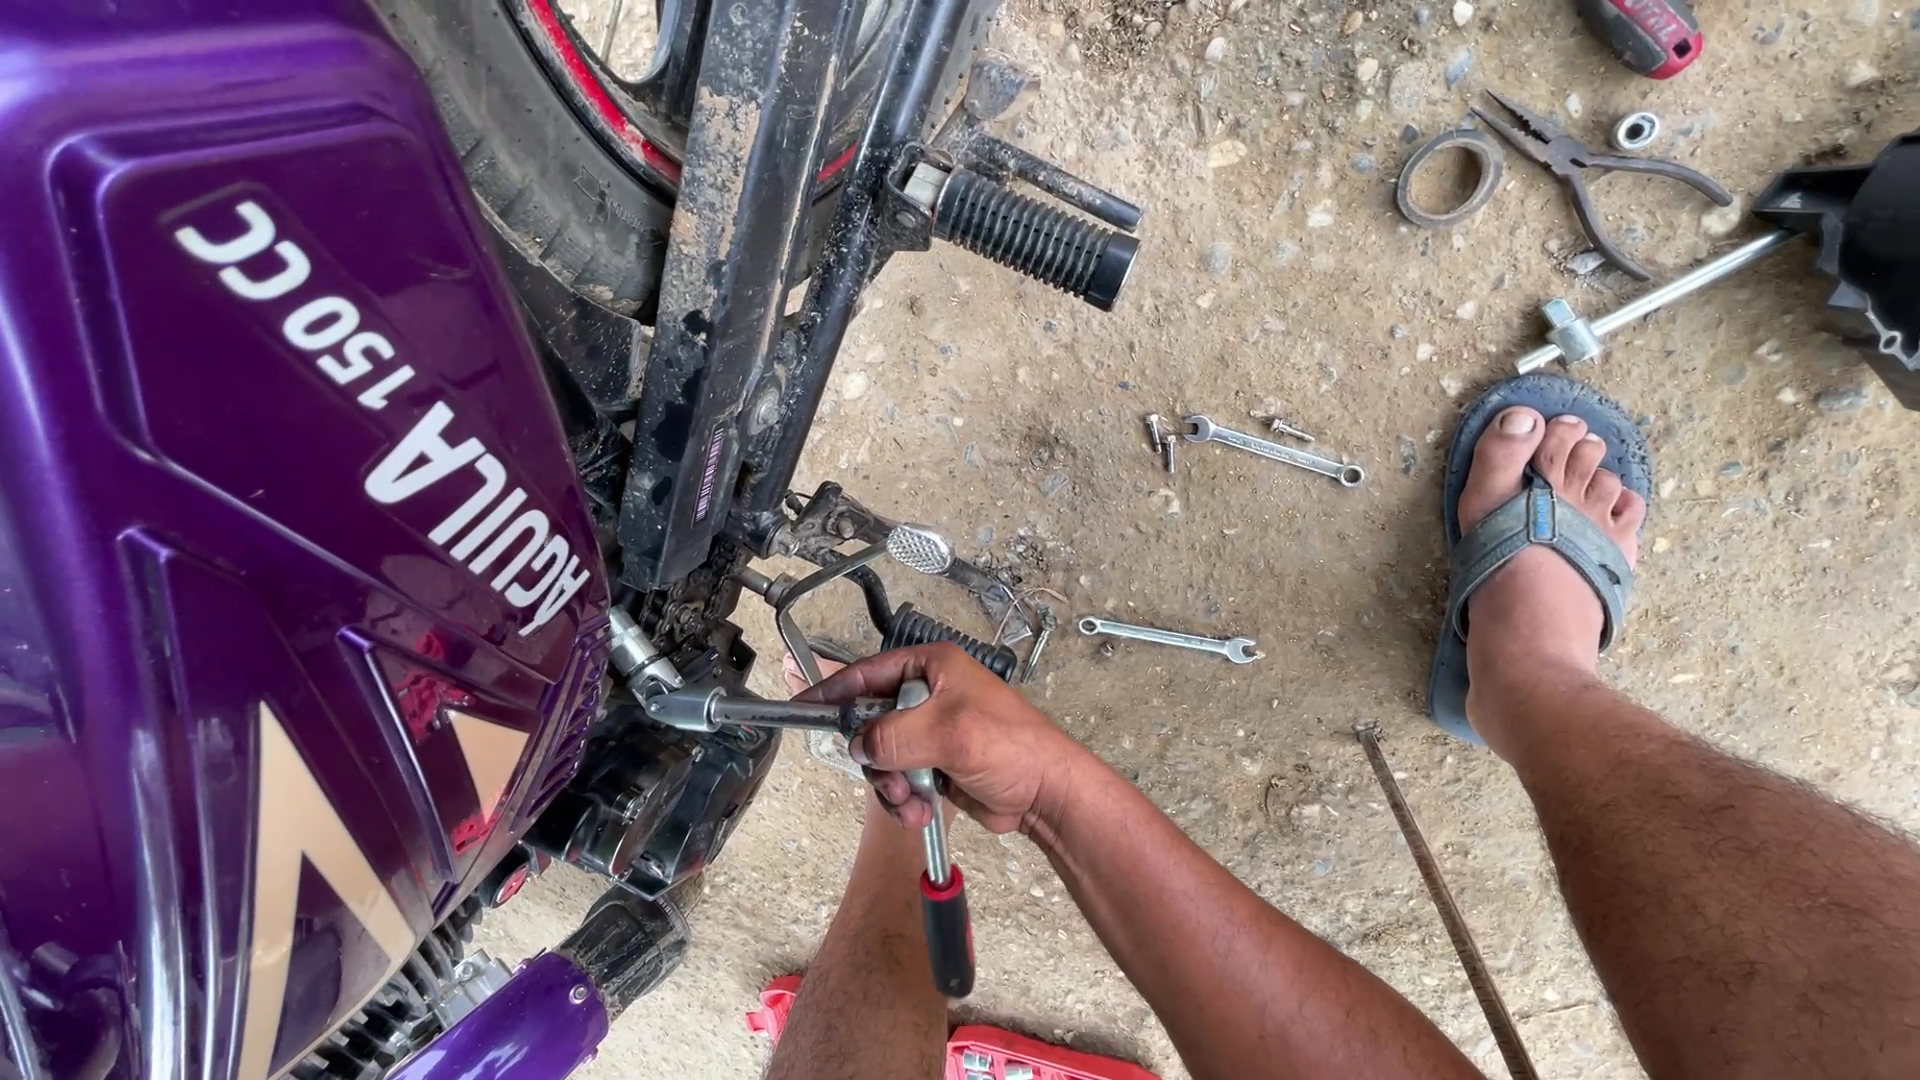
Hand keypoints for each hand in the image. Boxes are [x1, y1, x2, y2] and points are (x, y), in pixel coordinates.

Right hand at [796, 643, 1089, 834]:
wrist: (1043, 792)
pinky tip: (919, 812)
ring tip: (911, 799)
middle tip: (886, 775)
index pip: (869, 672)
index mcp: (932, 668)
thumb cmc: (1008, 744)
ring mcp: (929, 732)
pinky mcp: (932, 765)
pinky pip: (897, 780)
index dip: (834, 688)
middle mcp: (927, 696)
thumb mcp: (947, 731)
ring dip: (889, 784)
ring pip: (880, 757)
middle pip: (870, 721)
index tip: (804, 706)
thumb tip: (858, 745)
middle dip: (873, 756)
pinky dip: (902, 799)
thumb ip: (894, 734)